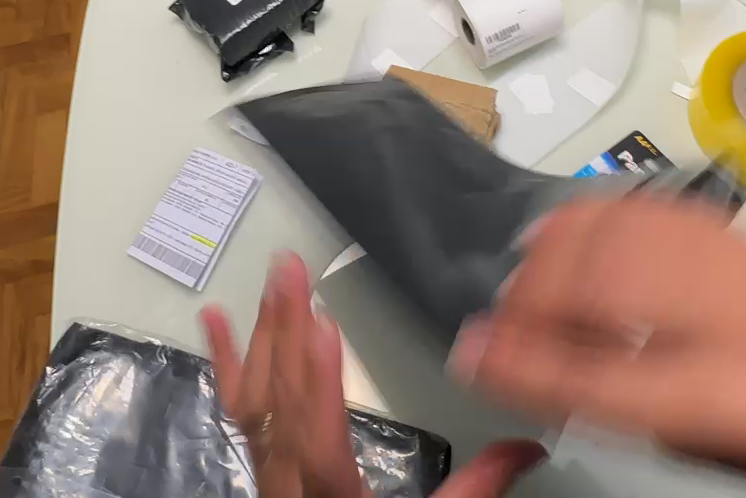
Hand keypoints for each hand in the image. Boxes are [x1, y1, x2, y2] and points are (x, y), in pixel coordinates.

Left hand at [201, 252, 547, 497]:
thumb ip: (478, 485)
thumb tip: (531, 444)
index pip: (320, 443)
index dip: (319, 385)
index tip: (323, 325)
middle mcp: (289, 482)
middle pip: (282, 404)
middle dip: (286, 329)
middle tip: (290, 268)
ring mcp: (267, 467)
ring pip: (257, 396)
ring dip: (264, 330)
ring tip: (273, 276)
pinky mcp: (258, 456)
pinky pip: (235, 404)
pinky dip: (224, 357)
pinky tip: (214, 316)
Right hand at [446, 198, 745, 495]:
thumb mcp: (681, 435)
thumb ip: (590, 391)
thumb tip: (499, 353)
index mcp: (736, 398)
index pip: (604, 380)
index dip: (525, 363)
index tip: (471, 353)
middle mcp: (739, 318)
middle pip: (603, 286)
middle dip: (533, 295)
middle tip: (504, 314)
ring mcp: (735, 258)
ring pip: (613, 232)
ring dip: (551, 250)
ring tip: (526, 276)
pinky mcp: (724, 223)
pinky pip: (634, 202)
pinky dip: (582, 215)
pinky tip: (558, 233)